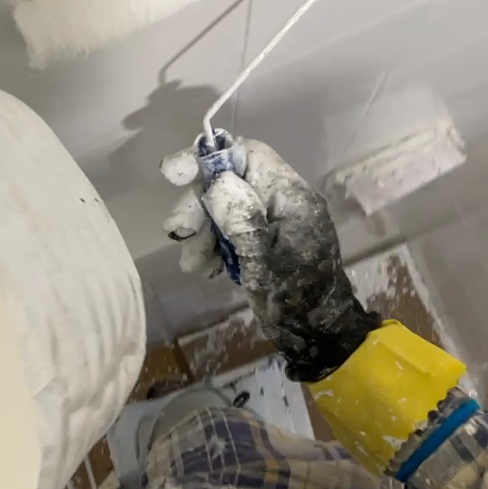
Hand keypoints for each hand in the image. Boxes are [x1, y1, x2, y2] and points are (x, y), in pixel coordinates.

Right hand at [160, 138, 379, 380]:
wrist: (315, 333)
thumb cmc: (296, 296)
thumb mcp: (265, 258)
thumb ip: (241, 218)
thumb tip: (217, 182)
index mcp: (288, 195)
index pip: (245, 155)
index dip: (207, 159)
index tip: (172, 175)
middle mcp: (277, 202)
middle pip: (226, 184)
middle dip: (197, 207)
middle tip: (178, 232)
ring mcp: (266, 224)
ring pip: (220, 211)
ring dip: (199, 233)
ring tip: (193, 263)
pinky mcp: (257, 245)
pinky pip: (225, 235)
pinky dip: (209, 249)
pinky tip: (205, 269)